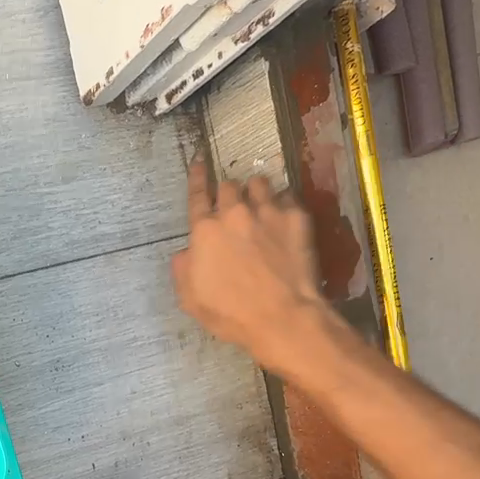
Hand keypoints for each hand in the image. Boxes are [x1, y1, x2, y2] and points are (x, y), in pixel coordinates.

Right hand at [170, 160, 340, 375]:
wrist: (281, 316)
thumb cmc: (230, 314)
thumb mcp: (191, 300)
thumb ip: (183, 270)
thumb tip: (186, 252)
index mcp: (205, 232)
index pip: (197, 195)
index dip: (197, 177)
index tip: (199, 161)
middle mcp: (234, 213)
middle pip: (229, 186)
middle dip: (228, 193)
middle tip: (233, 206)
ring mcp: (267, 211)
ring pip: (259, 183)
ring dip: (255, 191)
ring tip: (258, 205)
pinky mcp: (296, 216)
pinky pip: (287, 196)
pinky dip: (281, 204)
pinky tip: (282, 219)